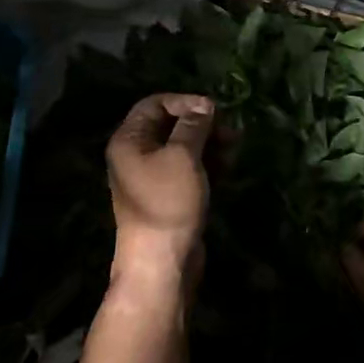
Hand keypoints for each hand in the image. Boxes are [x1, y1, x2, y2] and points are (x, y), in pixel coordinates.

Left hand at [106, 93, 214, 272]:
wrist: (162, 260)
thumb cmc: (168, 202)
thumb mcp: (182, 156)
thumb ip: (194, 126)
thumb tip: (204, 106)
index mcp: (129, 139)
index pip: (154, 104)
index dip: (184, 102)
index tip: (214, 109)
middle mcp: (135, 154)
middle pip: (170, 126)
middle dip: (201, 125)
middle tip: (231, 132)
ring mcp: (152, 177)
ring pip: (182, 149)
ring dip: (208, 145)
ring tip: (234, 149)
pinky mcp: (168, 196)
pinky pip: (187, 171)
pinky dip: (206, 165)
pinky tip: (228, 168)